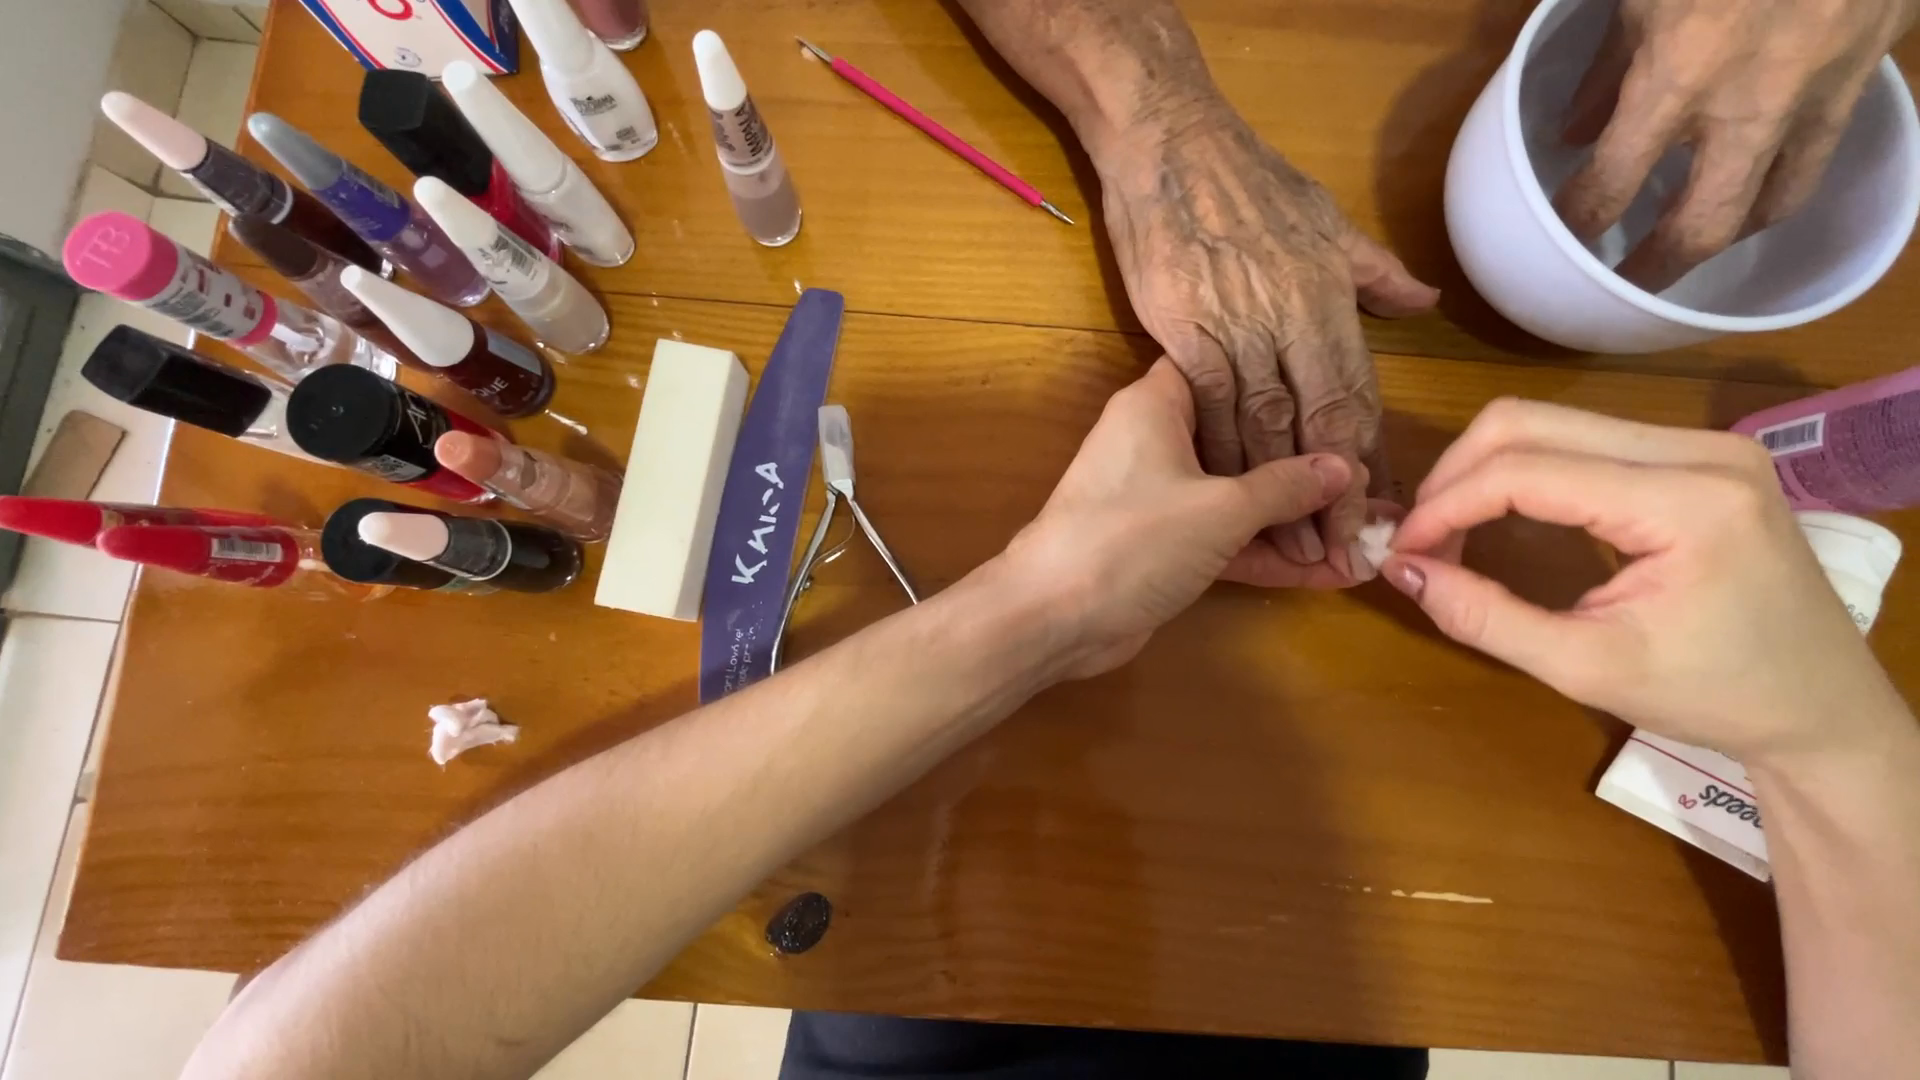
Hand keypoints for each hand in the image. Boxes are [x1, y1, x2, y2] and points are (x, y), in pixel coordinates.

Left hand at [1002, 359, 1357, 679]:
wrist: (1055, 616)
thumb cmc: (1134, 538)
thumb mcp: (1221, 507)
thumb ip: (1285, 485)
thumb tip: (1343, 467)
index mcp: (1155, 405)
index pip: (1224, 370)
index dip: (1279, 380)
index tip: (1335, 395)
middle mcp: (1153, 442)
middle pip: (1239, 440)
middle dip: (1302, 469)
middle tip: (1369, 488)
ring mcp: (1156, 497)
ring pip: (1233, 497)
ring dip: (1290, 522)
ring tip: (1359, 541)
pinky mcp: (1159, 546)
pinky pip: (1220, 539)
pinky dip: (1262, 554)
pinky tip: (1323, 574)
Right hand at [1096, 106, 1437, 581]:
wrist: (1168, 154)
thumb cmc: (1247, 185)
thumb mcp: (1325, 220)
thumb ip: (1373, 271)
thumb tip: (1423, 299)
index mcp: (1326, 302)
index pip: (1357, 396)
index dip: (1370, 460)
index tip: (1380, 512)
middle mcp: (1286, 325)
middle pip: (1316, 426)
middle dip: (1329, 497)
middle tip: (1340, 555)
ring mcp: (1231, 335)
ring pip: (1262, 430)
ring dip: (1275, 494)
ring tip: (1290, 549)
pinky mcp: (1181, 341)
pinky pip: (1208, 412)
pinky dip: (1220, 459)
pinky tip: (1228, 498)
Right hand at [1381, 399, 1902, 765]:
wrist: (1822, 708)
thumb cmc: (1710, 696)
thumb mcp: (1581, 668)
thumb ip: (1482, 617)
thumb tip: (1399, 570)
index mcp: (1687, 502)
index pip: (1524, 471)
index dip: (1445, 506)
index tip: (1401, 552)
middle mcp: (1697, 451)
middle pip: (1525, 422)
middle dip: (1452, 477)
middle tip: (1421, 536)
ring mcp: (1699, 446)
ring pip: (1542, 422)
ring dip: (1478, 472)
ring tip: (1452, 531)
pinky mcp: (1689, 456)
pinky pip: (1571, 438)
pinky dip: (1514, 472)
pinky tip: (1498, 516)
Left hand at [1557, 0, 1916, 290]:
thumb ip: (1603, 73)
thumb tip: (1570, 135)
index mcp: (1677, 81)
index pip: (1606, 190)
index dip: (1577, 223)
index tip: (1561, 235)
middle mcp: (1753, 101)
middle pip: (1707, 225)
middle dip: (1660, 266)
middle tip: (1626, 284)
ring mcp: (1826, 84)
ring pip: (1781, 196)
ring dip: (1731, 232)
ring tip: (1693, 245)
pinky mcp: (1877, 61)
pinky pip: (1827, 144)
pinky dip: (1786, 177)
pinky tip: (1756, 180)